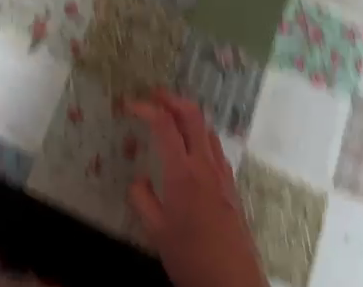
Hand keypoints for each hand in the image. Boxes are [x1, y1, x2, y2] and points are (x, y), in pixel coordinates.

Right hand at [126, 92, 266, 286]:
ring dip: (188, 115)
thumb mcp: (156, 232)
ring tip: (171, 116)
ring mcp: (222, 174)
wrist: (233, 283)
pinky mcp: (232, 186)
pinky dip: (200, 135)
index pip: (164, 124)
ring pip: (207, 129)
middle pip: (192, 115)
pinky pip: (216, 148)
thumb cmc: (191, 258)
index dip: (145, 108)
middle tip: (153, 95)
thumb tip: (138, 180)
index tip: (128, 105)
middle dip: (172, 99)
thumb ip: (143, 200)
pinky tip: (192, 149)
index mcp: (183, 172)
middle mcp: (205, 165)